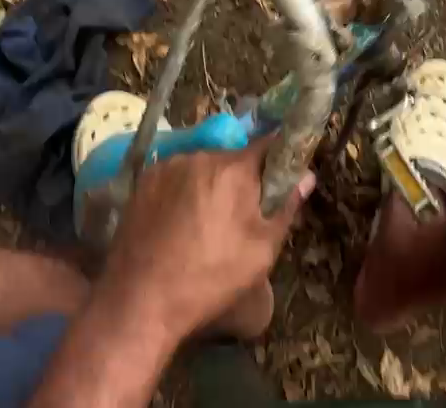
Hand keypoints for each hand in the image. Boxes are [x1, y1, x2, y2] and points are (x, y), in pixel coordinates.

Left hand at [101, 140, 311, 343]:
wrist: (139, 301)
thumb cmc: (210, 278)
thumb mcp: (261, 251)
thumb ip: (286, 207)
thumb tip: (306, 176)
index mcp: (235, 169)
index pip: (269, 144)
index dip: (279, 159)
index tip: (282, 176)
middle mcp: (201, 155)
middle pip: (233, 158)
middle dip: (241, 179)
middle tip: (240, 214)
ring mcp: (168, 165)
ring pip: (202, 166)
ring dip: (210, 184)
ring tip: (203, 223)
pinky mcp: (144, 180)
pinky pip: (176, 175)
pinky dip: (182, 190)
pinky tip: (177, 221)